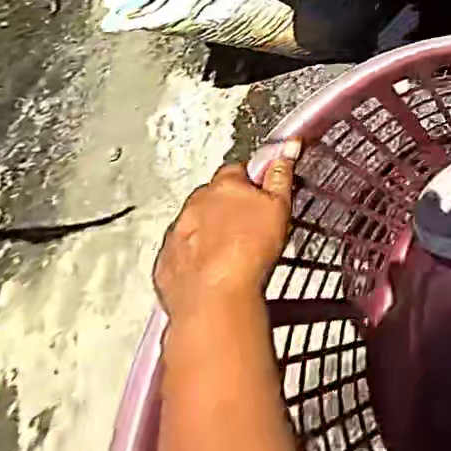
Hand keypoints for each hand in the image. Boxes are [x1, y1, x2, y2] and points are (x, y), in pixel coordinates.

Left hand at [154, 140, 298, 317]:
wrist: (215, 301)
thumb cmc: (248, 253)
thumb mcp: (278, 208)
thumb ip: (280, 176)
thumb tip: (285, 149)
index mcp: (223, 186)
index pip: (237, 171)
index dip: (250, 184)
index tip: (260, 198)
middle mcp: (194, 205)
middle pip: (212, 197)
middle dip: (226, 208)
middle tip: (248, 230)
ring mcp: (177, 235)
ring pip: (194, 226)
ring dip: (208, 234)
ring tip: (231, 255)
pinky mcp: (165, 265)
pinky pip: (180, 255)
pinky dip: (192, 260)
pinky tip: (210, 273)